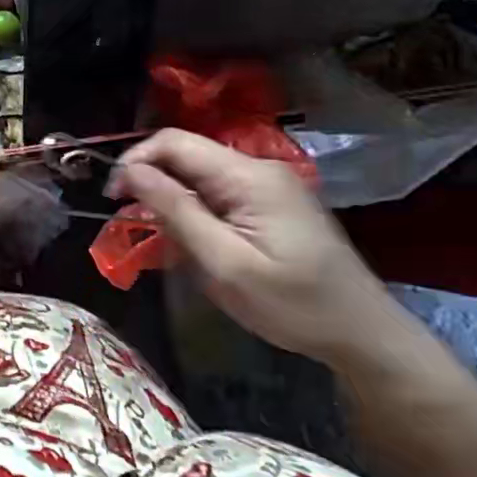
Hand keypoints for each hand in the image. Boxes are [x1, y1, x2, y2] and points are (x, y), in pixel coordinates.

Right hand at [105, 129, 403, 367]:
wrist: (363, 333)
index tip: (113, 198)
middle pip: (186, 154)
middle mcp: (259, 168)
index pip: (174, 142)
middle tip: (129, 220)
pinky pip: (216, 190)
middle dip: (150, 180)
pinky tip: (188, 238)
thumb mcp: (223, 262)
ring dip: (169, 197)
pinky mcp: (271, 202)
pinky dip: (192, 208)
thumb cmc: (292, 304)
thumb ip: (175, 211)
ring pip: (197, 173)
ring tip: (156, 235)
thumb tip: (130, 172)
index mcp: (249, 176)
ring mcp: (268, 184)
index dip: (135, 161)